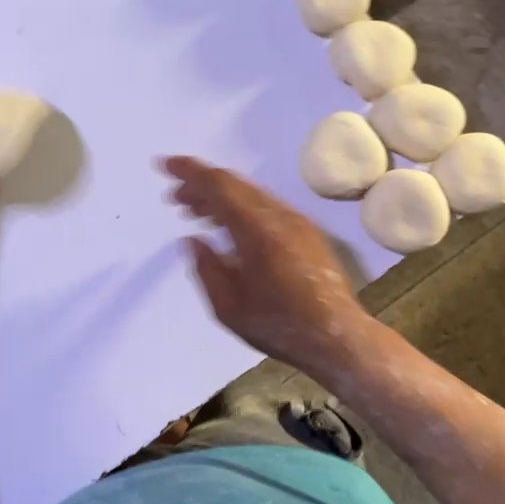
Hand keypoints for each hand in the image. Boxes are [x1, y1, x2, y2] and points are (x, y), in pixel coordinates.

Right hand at [161, 156, 372, 372]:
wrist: (339, 338)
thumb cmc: (279, 325)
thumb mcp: (228, 307)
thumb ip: (206, 268)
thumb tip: (193, 240)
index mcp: (257, 229)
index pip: (218, 185)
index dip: (189, 172)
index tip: (165, 165)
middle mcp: (279, 216)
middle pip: (235, 184)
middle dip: (201, 185)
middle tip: (176, 199)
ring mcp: (297, 221)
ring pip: (251, 194)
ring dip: (221, 197)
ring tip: (197, 213)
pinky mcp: (308, 233)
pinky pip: (266, 207)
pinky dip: (241, 208)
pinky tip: (230, 229)